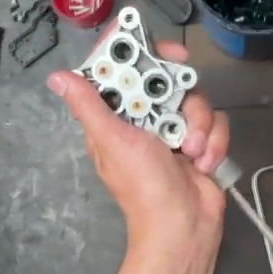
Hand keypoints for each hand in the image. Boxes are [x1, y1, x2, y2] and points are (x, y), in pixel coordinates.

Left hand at [48, 40, 230, 259]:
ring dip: (199, 124)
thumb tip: (57, 77)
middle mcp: (144, 120)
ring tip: (193, 150)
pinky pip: (214, 123)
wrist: (182, 227)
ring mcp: (174, 131)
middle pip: (165, 77)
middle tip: (185, 88)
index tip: (153, 46)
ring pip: (194, 99)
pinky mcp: (201, 143)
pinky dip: (214, 142)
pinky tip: (205, 163)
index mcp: (115, 118)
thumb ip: (89, 106)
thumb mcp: (112, 141)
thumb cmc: (143, 185)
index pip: (121, 70)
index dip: (135, 51)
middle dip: (179, 90)